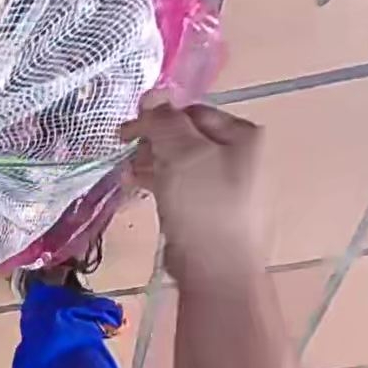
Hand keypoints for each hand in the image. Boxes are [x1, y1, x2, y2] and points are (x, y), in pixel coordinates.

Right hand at [119, 99, 263, 281]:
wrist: (218, 270)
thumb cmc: (204, 207)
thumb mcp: (183, 156)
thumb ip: (164, 123)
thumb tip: (150, 97)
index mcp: (243, 135)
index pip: (192, 113)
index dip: (156, 119)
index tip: (124, 133)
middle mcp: (243, 157)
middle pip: (189, 138)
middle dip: (154, 143)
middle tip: (125, 154)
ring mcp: (231, 188)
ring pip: (184, 165)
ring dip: (154, 165)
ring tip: (128, 175)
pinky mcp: (214, 214)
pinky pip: (184, 190)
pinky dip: (162, 186)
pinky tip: (142, 193)